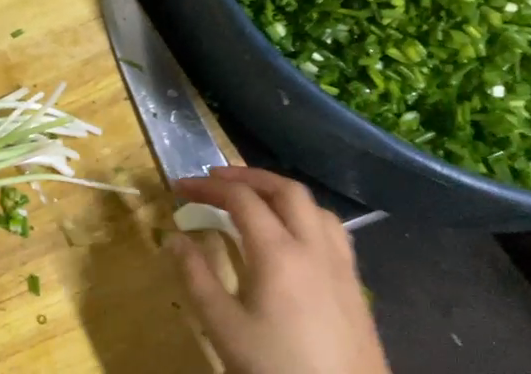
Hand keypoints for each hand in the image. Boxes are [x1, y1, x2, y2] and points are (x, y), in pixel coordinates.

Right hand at [168, 166, 389, 373]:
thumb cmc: (276, 367)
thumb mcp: (223, 326)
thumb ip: (196, 276)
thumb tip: (174, 237)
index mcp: (279, 253)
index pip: (240, 198)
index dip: (205, 186)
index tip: (177, 187)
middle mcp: (315, 249)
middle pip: (285, 190)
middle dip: (247, 176)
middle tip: (215, 180)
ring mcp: (342, 269)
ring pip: (316, 208)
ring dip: (281, 194)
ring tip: (255, 201)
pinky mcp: (356, 290)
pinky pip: (334, 233)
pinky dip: (306, 218)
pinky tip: (292, 239)